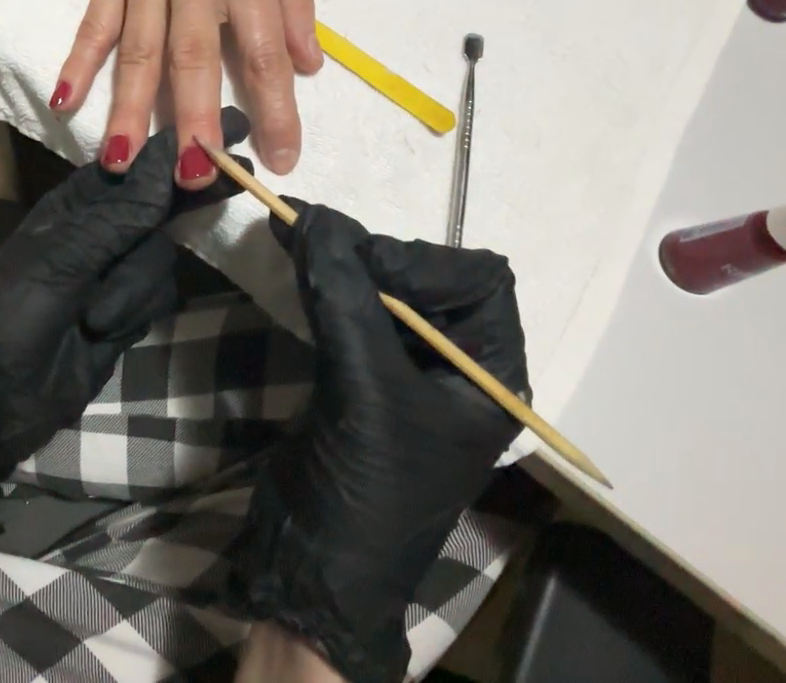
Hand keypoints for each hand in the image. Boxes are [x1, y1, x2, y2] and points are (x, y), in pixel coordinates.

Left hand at [0, 110, 252, 491]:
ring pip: (161, 258)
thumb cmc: (11, 313)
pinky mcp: (127, 314)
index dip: (176, 149)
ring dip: (134, 286)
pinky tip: (104, 331)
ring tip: (95, 317)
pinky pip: (158, 296)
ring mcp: (115, 275)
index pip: (134, 167)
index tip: (228, 125)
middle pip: (160, 207)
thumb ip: (120, 214)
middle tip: (234, 180)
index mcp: (74, 207)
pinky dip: (136, 311)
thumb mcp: (61, 258)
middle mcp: (100, 233)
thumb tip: (170, 162)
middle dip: (185, 200)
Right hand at [52, 0, 321, 188]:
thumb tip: (308, 68)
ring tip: (123, 161)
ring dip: (130, 107)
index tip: (280, 158)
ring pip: (137, 49)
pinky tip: (66, 101)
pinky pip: (94, 22)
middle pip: (193, 56)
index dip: (274, 108)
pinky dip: (79, 61)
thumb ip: (297, 2)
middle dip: (195, 120)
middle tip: (196, 177)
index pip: (264, 50)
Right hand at [224, 204, 528, 682]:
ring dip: (342, 263)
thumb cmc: (368, 489)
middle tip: (318, 244)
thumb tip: (313, 214)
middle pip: (428, 277)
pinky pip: (349, 312)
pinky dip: (322, 284)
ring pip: (384, 291)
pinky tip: (293, 259)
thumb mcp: (365, 388)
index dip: (425, 262)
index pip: (481, 280)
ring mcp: (405, 371)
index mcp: (491, 375)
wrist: (314, 571)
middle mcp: (457, 366)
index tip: (365, 266)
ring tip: (294, 233)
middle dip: (375, 258)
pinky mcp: (359, 376)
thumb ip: (344, 297)